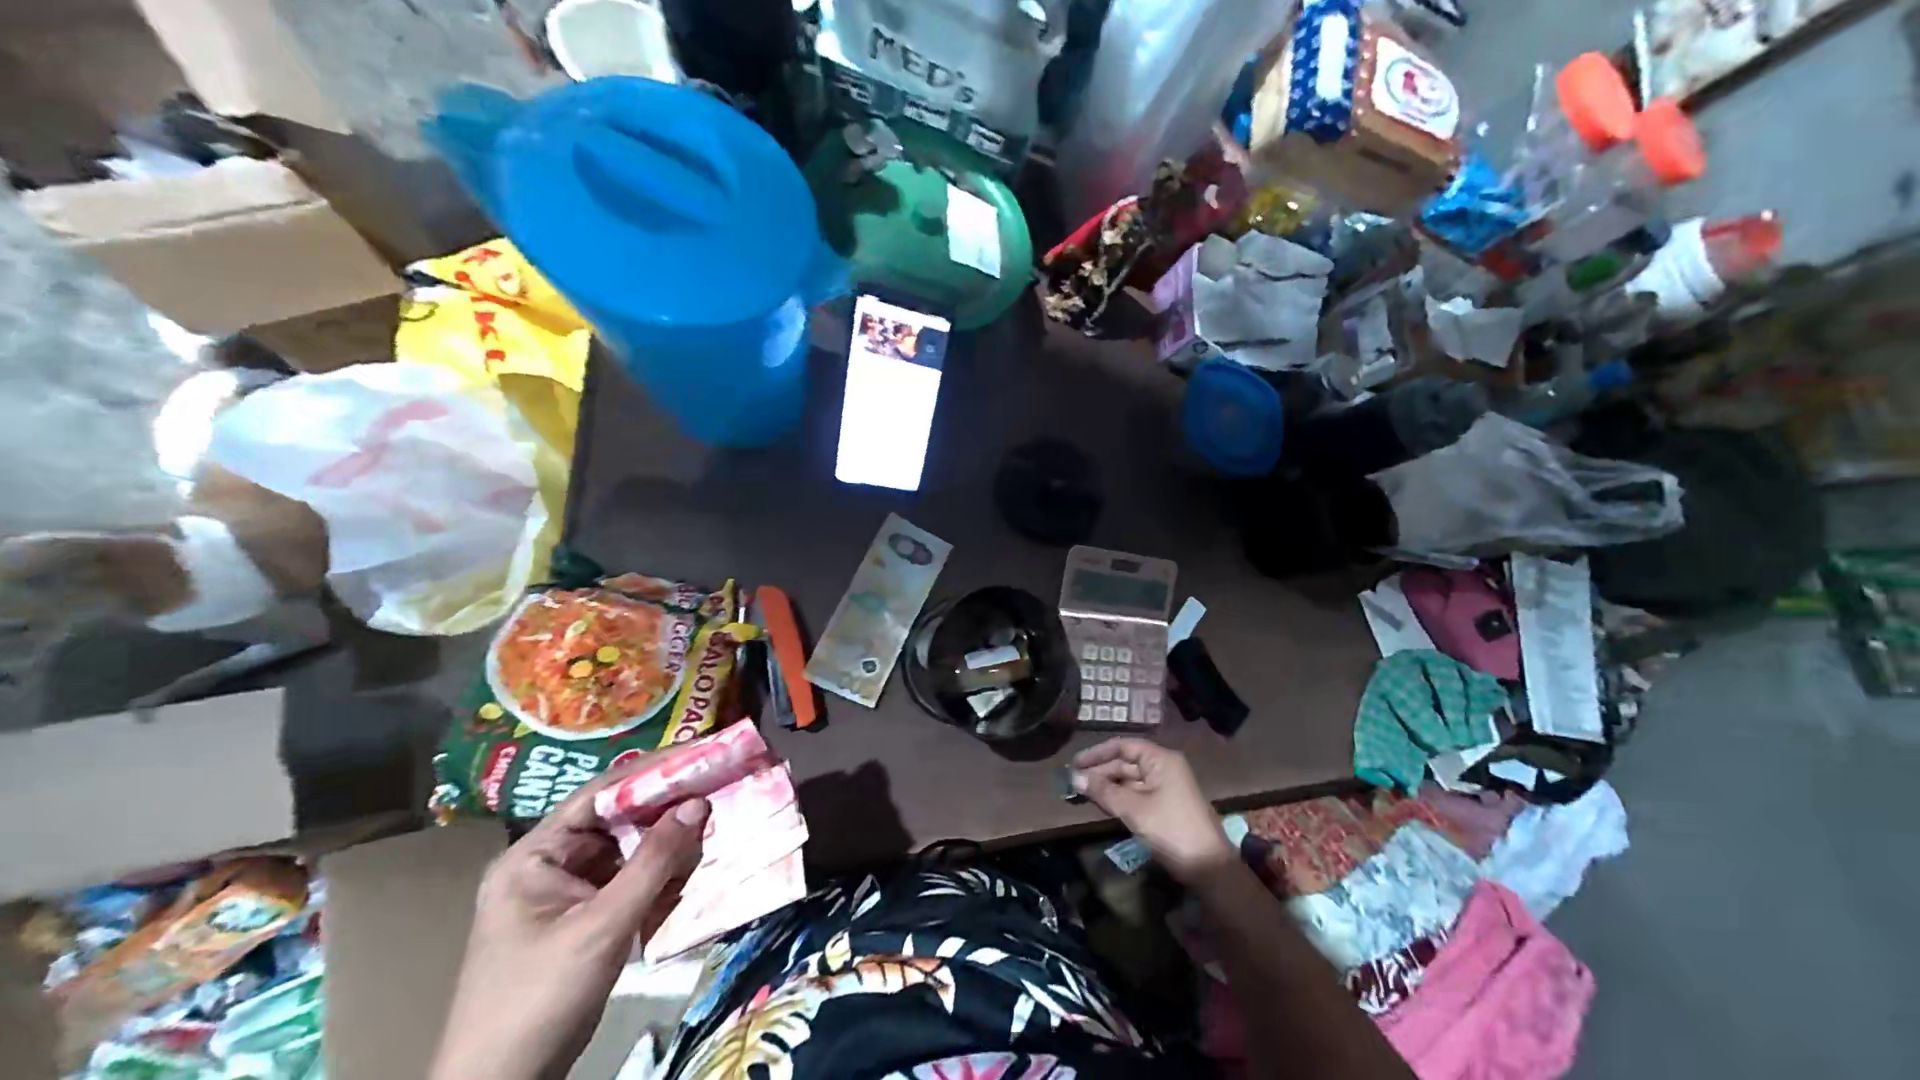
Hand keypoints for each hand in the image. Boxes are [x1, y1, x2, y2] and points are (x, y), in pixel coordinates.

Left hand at [429, 763, 708, 1079]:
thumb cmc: (539, 999)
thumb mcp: (602, 927)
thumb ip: (653, 863)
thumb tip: (698, 803)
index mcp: (533, 856)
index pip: (597, 795)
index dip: (649, 773)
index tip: (698, 757)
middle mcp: (546, 867)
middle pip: (614, 823)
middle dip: (664, 811)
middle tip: (716, 790)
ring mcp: (563, 898)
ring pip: (624, 856)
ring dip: (666, 847)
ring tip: (715, 825)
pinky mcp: (580, 925)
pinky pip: (626, 887)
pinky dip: (658, 880)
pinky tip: (694, 872)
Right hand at [1072, 737, 1235, 881]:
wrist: (1209, 867)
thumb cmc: (1171, 829)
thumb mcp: (1133, 809)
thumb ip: (1103, 791)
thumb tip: (1075, 778)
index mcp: (1161, 760)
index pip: (1123, 746)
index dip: (1097, 753)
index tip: (1074, 764)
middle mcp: (1164, 768)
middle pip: (1125, 763)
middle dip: (1100, 772)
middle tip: (1073, 783)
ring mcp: (1166, 788)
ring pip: (1129, 780)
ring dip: (1107, 786)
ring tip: (1082, 794)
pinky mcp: (1165, 806)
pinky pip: (1136, 794)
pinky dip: (1119, 798)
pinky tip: (1102, 804)